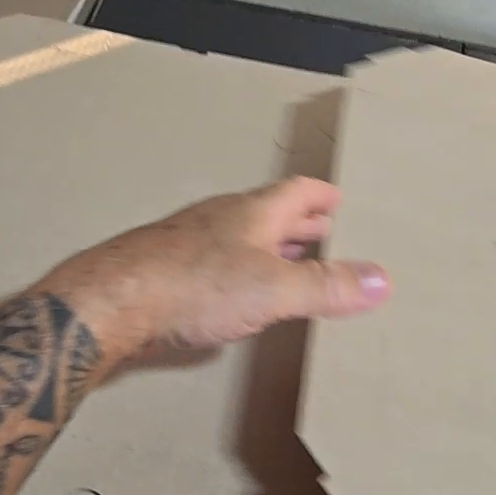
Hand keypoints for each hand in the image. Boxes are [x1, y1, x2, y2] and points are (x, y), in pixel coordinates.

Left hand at [36, 177, 391, 367]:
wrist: (113, 302)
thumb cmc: (192, 284)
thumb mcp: (272, 286)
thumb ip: (325, 285)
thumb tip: (383, 280)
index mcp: (252, 213)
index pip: (298, 192)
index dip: (323, 196)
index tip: (342, 201)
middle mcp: (221, 220)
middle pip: (270, 215)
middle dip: (302, 226)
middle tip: (328, 237)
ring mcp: (190, 244)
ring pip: (242, 240)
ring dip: (271, 251)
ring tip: (293, 267)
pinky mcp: (168, 273)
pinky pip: (216, 265)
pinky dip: (241, 274)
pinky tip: (240, 296)